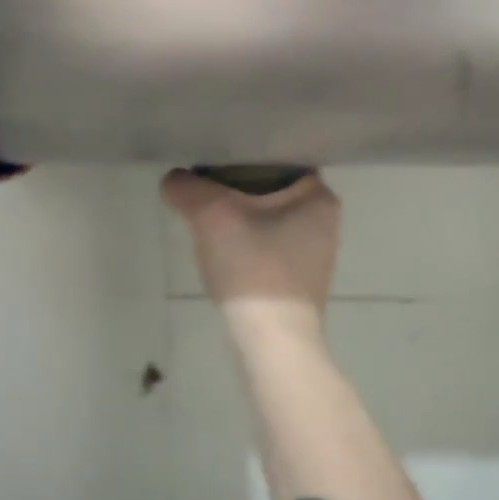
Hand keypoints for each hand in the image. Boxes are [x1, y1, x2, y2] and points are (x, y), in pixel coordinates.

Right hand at [159, 169, 341, 342]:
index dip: (243, 156)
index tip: (213, 159)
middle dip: (237, 189)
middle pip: (271, 190)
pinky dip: (246, 244)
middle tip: (204, 188)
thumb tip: (173, 180)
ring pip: (268, 219)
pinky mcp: (300, 281)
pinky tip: (223, 252)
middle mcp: (325, 221)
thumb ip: (187, 188)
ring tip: (207, 217)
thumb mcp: (211, 217)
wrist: (272, 343)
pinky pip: (268, 247)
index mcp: (319, 196)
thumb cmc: (253, 269)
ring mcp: (315, 254)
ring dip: (239, 218)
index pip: (280, 159)